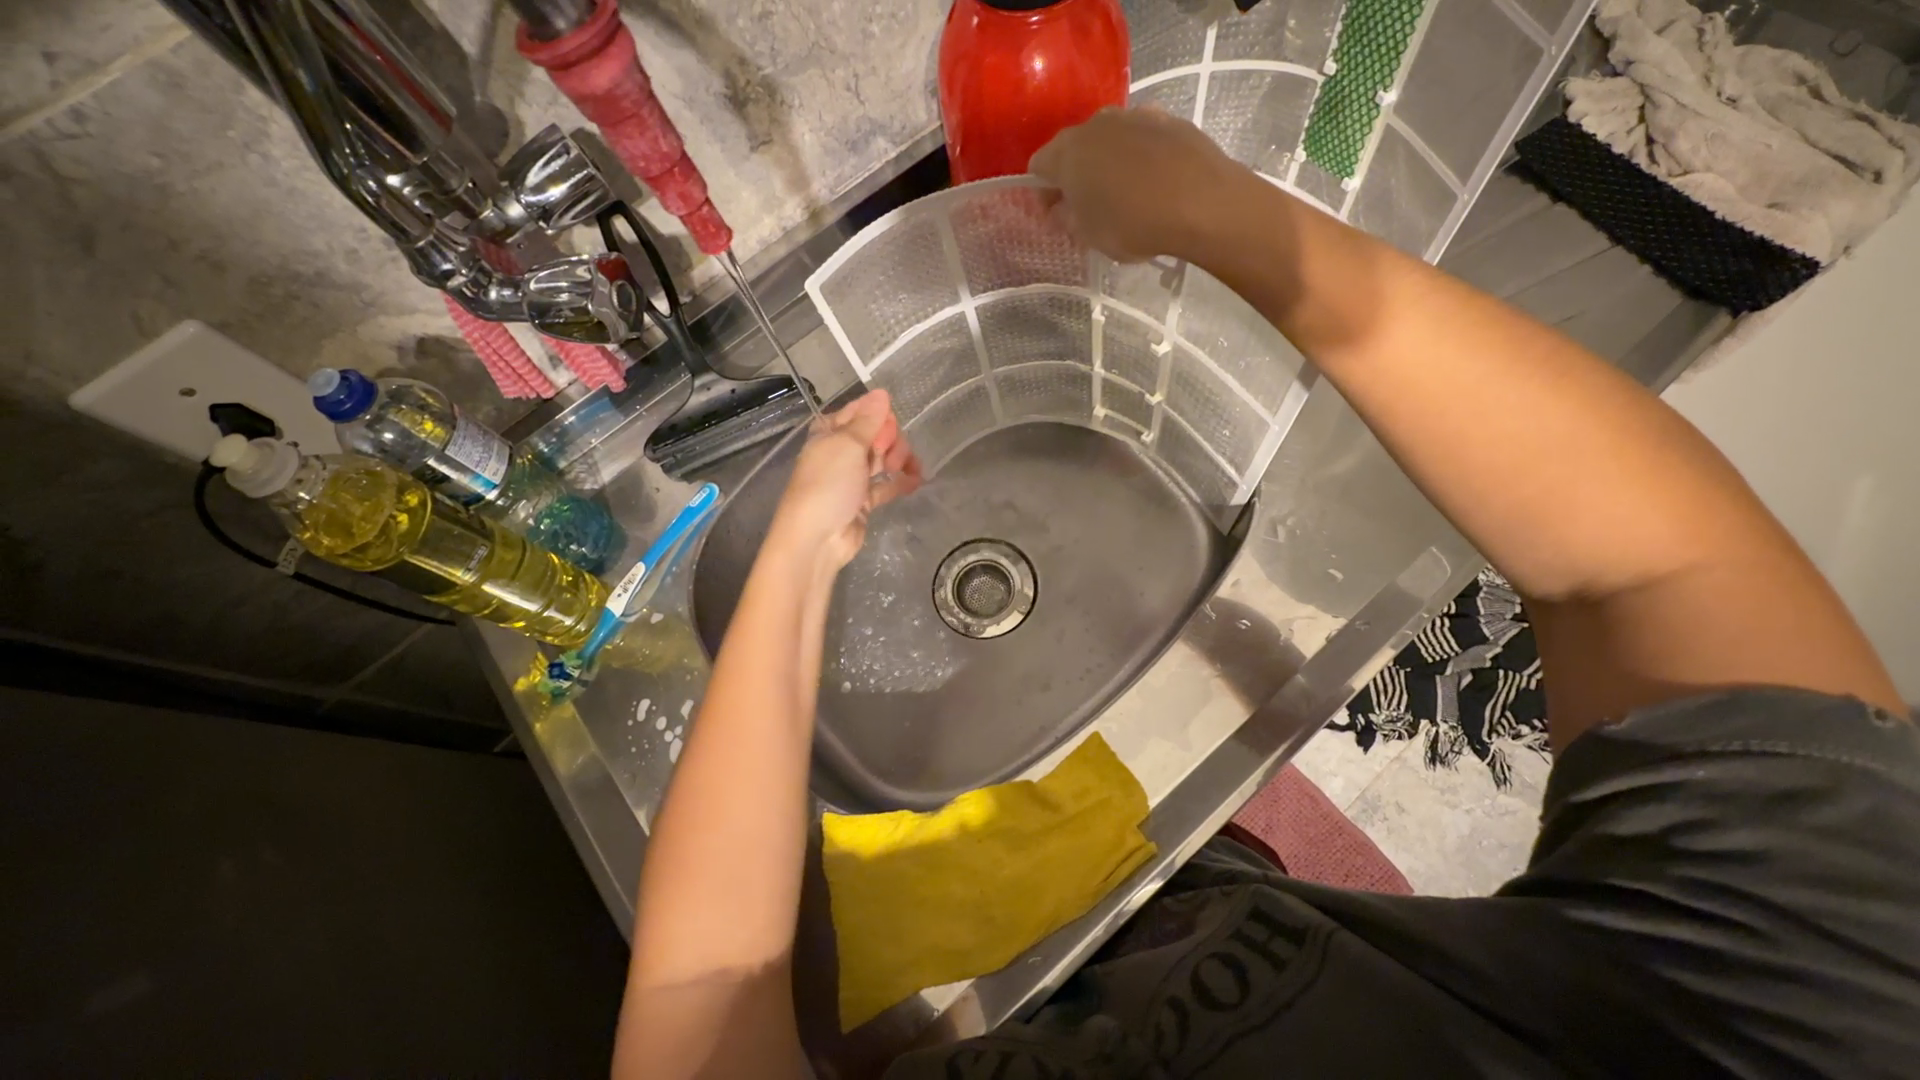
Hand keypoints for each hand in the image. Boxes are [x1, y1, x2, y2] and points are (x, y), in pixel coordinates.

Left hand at [767, 389, 922, 573]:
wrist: (817, 537)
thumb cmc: (828, 483)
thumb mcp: (848, 444)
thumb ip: (869, 420)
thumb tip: (882, 392)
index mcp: (830, 432)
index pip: (861, 412)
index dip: (879, 417)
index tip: (887, 429)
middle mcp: (841, 451)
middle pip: (877, 434)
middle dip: (891, 441)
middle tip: (889, 458)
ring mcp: (853, 476)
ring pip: (884, 458)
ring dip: (899, 460)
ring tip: (903, 471)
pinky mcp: (864, 500)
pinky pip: (887, 484)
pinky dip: (901, 482)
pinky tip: (916, 481)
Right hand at [1028, 107, 1252, 263]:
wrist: (1202, 203)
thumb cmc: (1133, 224)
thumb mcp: (1089, 235)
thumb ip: (1066, 218)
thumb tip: (1059, 206)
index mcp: (1066, 152)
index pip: (1038, 166)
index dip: (1043, 191)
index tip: (1058, 213)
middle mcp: (1095, 124)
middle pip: (1074, 147)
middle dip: (1077, 173)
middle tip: (1091, 206)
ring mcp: (1135, 116)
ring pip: (1110, 139)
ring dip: (1110, 161)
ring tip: (1129, 194)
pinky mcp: (1169, 119)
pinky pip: (1143, 138)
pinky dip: (1142, 156)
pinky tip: (1158, 182)